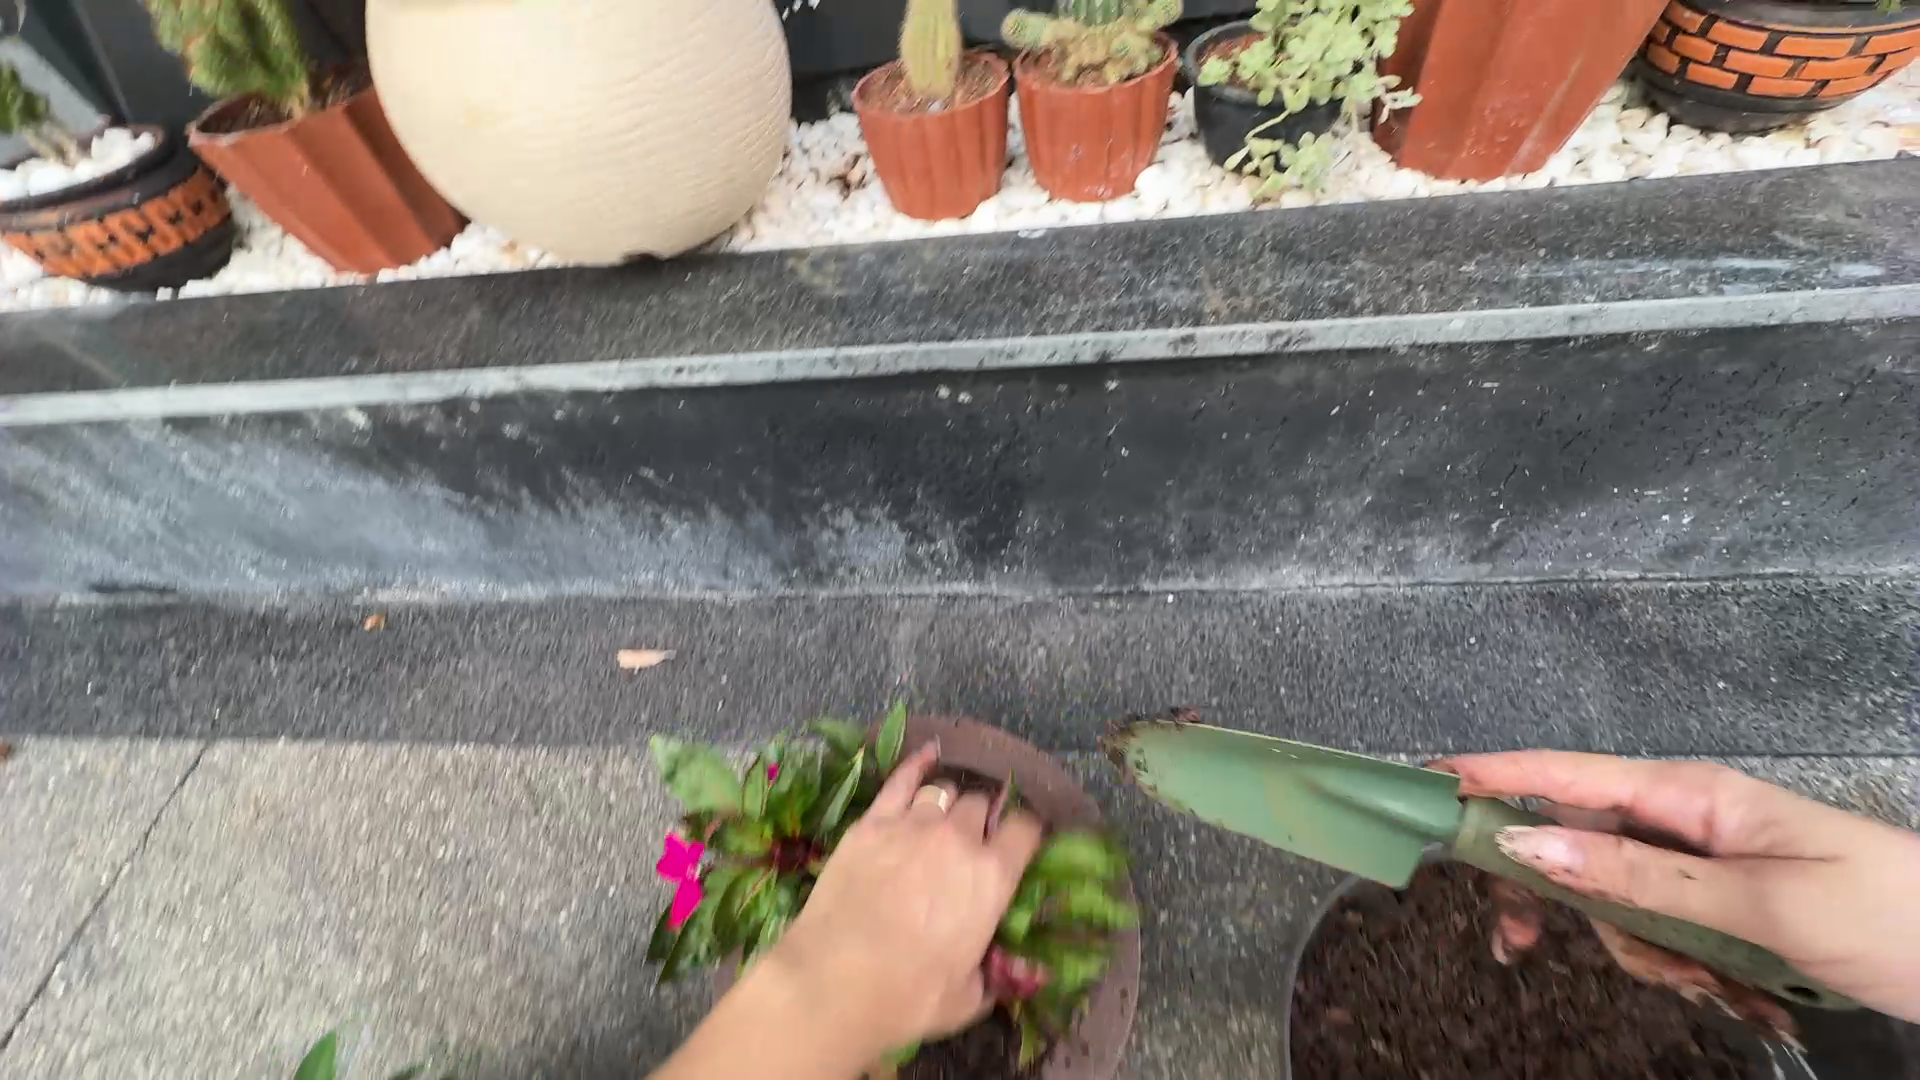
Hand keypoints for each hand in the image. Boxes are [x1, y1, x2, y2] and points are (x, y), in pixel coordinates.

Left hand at [766, 740, 1044, 1059]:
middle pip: (981, 804)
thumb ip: (987, 975)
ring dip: (950, 801)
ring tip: (945, 812)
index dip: (1027, 830)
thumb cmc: (908, 997)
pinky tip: (927, 754)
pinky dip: (917, 764)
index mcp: (992, 877)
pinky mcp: (873, 821)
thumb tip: (994, 973)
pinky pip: (902, 780)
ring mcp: (913, 823)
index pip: (1025, 830)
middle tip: (974, 836)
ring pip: (944, 791)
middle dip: (983, 817)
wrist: (836, 980)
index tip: (1023, 837)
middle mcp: (958, 838)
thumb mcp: (967, 997)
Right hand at [1434, 751, 1919, 1024]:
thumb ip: (1634, 874)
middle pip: (1570, 841)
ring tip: (1708, 991)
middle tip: (1517, 945)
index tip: (1422, 779)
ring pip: (1609, 892)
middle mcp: (1674, 817)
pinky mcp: (1713, 901)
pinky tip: (1729, 995)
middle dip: (1553, 895)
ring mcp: (1693, 859)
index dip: (1486, 772)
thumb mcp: (1765, 907)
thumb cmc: (1899, 921)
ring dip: (1637, 946)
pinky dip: (1673, 962)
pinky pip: (1653, 923)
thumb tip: (1518, 840)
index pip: (1558, 772)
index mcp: (1683, 794)